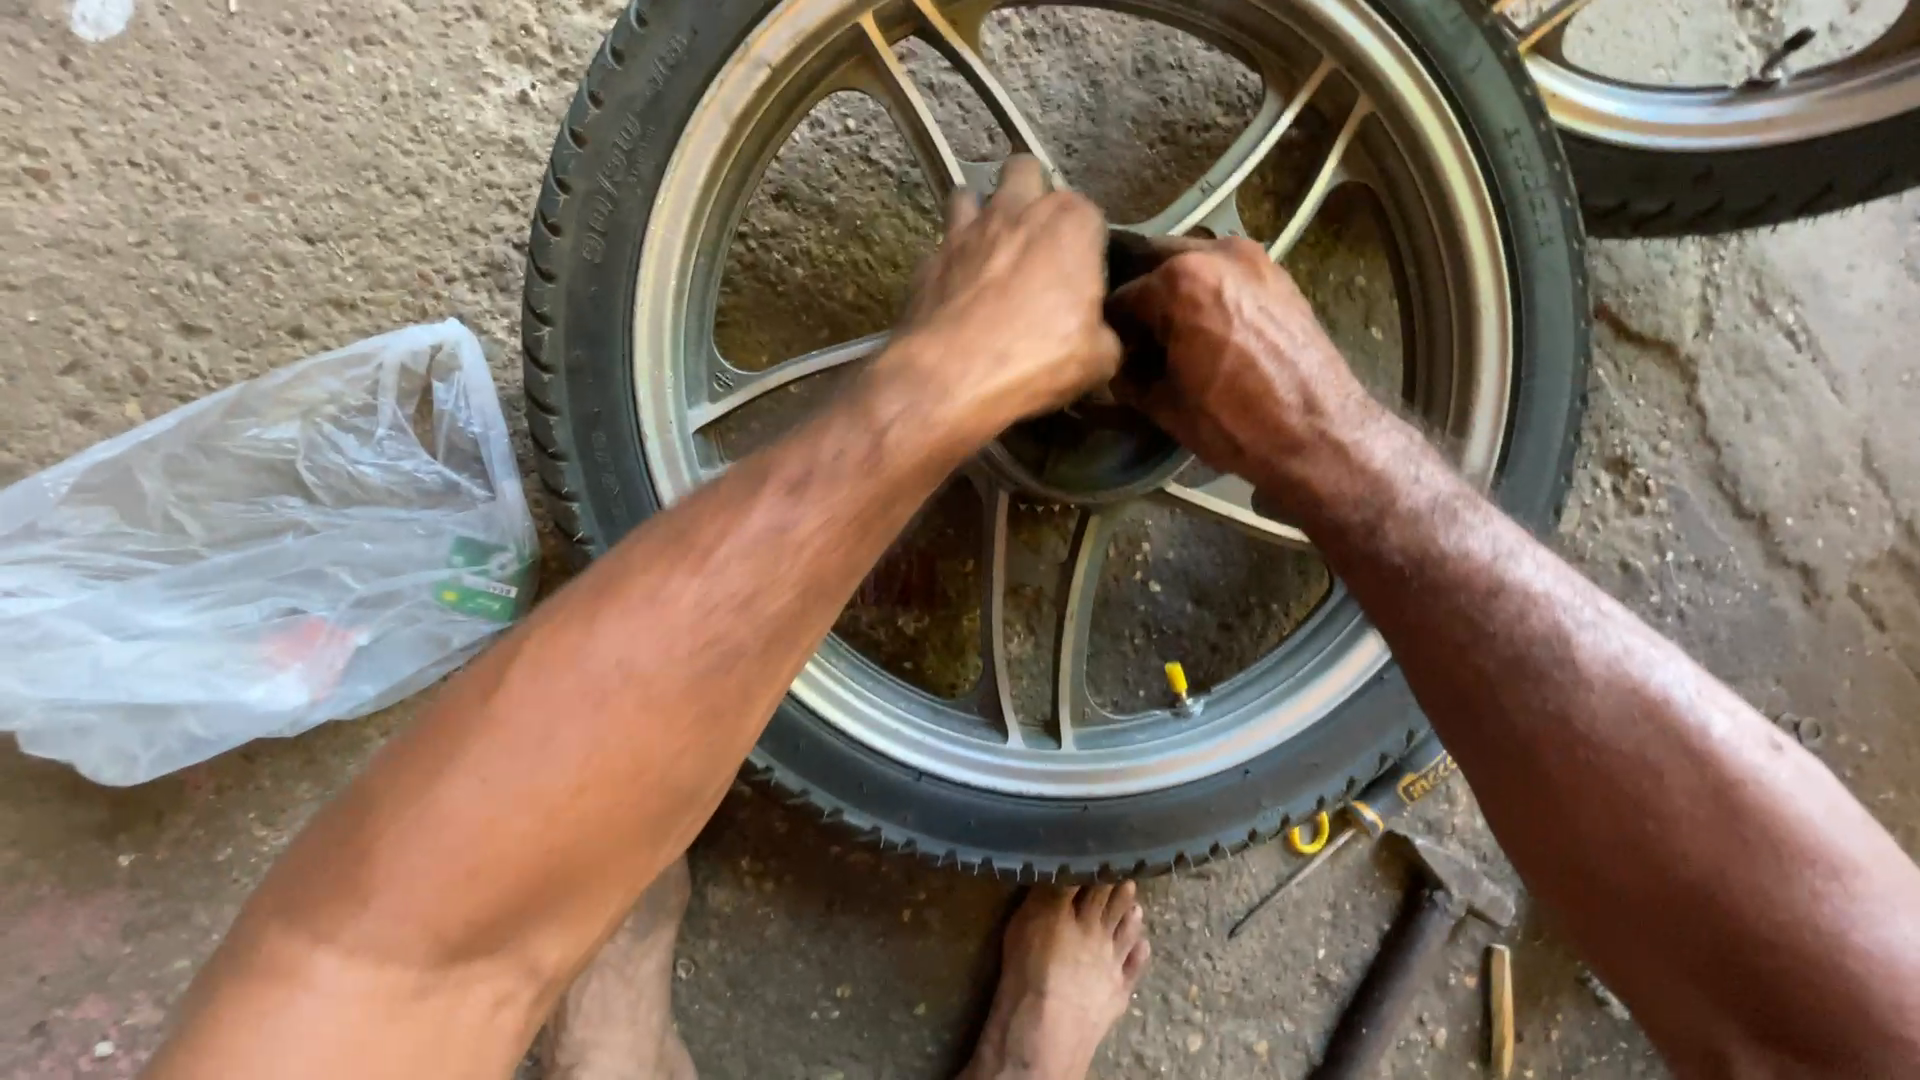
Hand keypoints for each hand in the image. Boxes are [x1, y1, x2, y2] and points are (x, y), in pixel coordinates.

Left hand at [880, 156, 1121, 436]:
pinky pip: (941, 244)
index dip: (1087, 244)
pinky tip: (956, 289)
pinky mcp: (928, 258)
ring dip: (980, 215)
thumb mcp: (1098, 359)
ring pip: (971, 195)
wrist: (950, 377)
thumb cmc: (1036, 359)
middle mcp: (1016, 210)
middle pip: (1025, 174)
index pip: (1089, 214)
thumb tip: (1101, 338)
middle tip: (1034, 240)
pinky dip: (951, 260)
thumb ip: (1105, 336)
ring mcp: (965, 229)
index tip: (1083, 278)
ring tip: (989, 252)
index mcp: (1069, 222)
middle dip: (1030, 195)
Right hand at [1107, 237, 1380, 502]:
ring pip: (1195, 265)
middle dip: (1144, 300)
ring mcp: (1254, 259)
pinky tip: (1210, 332)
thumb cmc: (1233, 423)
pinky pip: (1228, 275)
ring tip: (1175, 336)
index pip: (1122, 298)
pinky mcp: (1279, 275)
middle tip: (1140, 341)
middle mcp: (1215, 253)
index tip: (1112, 353)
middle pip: (1157, 267)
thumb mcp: (1163, 405)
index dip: (1111, 329)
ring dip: (1177, 293)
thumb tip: (1117, 366)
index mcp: (1177, 281)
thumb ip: (1128, 376)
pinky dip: (1211, 294)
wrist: (1317, 433)